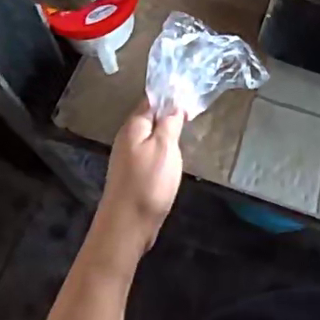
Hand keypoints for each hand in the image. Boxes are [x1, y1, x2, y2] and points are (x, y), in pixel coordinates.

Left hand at [91, 101, 185, 266]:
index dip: (170, 95)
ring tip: (186, 128)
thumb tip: (174, 104)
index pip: (152, 100)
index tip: (190, 93)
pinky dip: (162, 148)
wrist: (127, 225)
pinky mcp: (132, 173)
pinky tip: (173, 155)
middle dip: (169, 112)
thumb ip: (169, 123)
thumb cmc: (148, 183)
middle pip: (150, 117)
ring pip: (150, 135)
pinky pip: (149, 151)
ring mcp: (127, 156)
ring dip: (166, 131)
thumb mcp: (165, 148)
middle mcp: (127, 136)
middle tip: (192, 110)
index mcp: (134, 125)